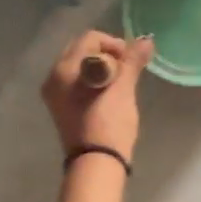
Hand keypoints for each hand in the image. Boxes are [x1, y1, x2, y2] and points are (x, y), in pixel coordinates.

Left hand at [42, 30, 154, 161]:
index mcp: (65, 68)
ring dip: (100, 69)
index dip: (114, 44)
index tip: (130, 61)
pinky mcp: (61, 109)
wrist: (97, 162)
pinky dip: (92, 82)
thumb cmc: (109, 122)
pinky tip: (107, 95)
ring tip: (119, 84)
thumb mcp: (123, 88)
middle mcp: (54, 77)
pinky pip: (76, 84)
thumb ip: (132, 61)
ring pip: (79, 68)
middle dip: (106, 55)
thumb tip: (147, 40)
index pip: (90, 39)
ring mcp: (55, 95)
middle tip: (126, 71)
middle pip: (81, 51)